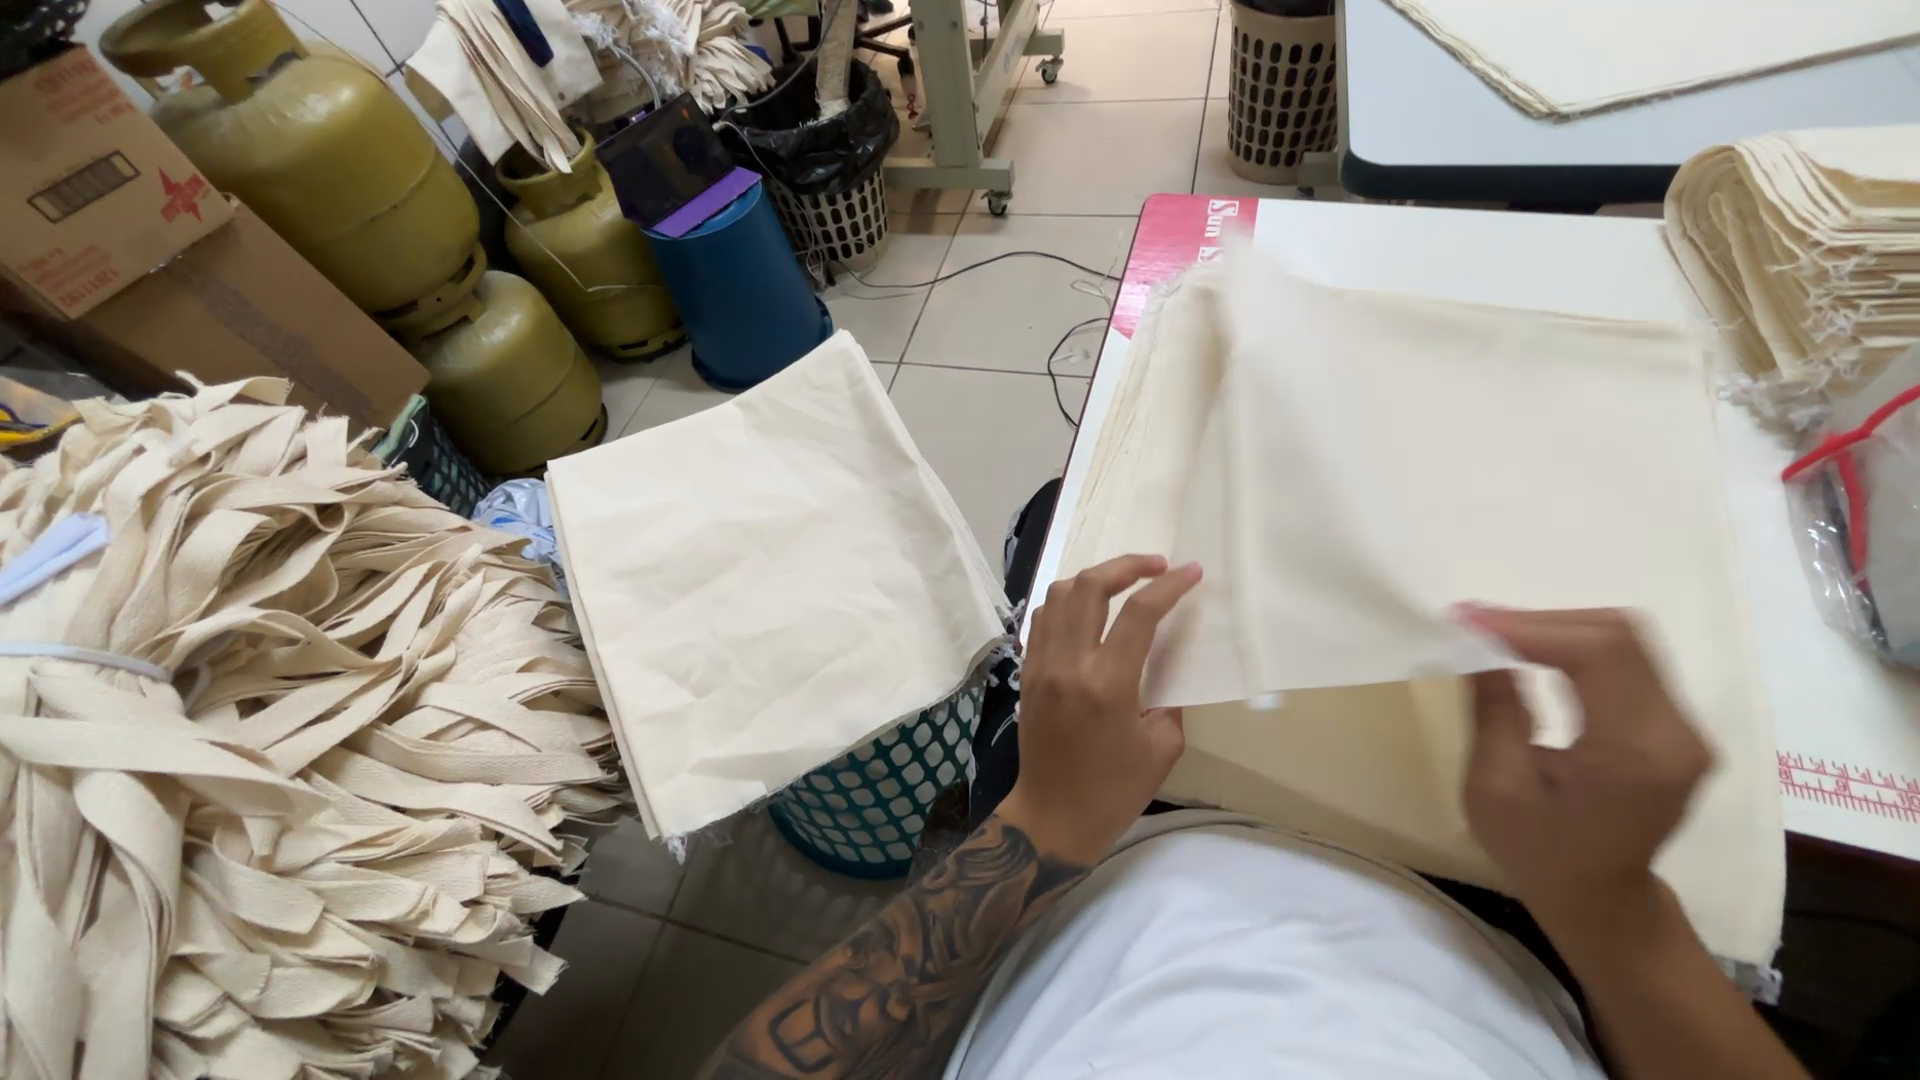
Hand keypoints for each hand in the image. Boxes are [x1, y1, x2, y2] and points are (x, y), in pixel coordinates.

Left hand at [999, 555, 1203, 865]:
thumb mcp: (1162, 747)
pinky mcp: (1026, 673)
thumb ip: (1169, 696)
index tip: (1192, 572)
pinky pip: (1042, 620)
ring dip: (1093, 579)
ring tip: (1122, 583)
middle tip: (1156, 566)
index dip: (1169, 585)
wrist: (1052, 817)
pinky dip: (1066, 603)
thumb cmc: (1113, 790)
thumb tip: (1164, 661)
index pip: (1138, 612)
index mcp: (1108, 683)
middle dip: (1127, 565)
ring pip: (1058, 595)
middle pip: (1090, 586)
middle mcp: (1069, 663)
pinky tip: (1087, 610)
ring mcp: (1041, 665)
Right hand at [1455, 606, 1713, 942]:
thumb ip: (1494, 711)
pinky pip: (1625, 661)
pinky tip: (1528, 651)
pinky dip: (1570, 645)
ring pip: (1622, 640)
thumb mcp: (1495, 786)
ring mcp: (1682, 727)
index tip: (1465, 621)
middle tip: (1474, 626)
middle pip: (1617, 636)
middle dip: (1538, 621)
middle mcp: (1675, 733)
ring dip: (1553, 628)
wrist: (1598, 896)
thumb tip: (1478, 648)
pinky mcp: (1671, 724)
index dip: (1529, 625)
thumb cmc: (1537, 851)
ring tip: (1493, 635)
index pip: (1598, 654)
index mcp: (1634, 753)